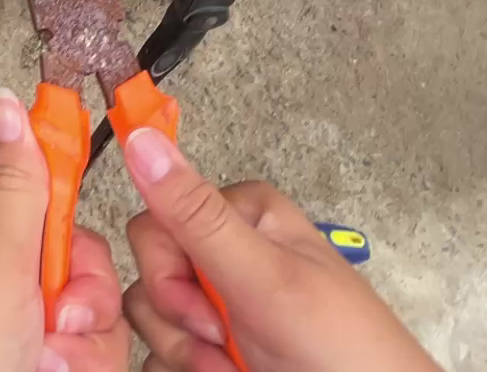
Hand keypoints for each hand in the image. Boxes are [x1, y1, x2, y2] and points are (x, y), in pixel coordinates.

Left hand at [0, 88, 131, 371]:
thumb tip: (7, 101)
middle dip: (83, 317)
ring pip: (104, 336)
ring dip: (79, 359)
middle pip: (98, 287)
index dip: (84, 264)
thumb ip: (16, 183)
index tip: (65, 293)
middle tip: (46, 328)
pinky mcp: (53, 365)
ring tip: (36, 363)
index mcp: (6, 244)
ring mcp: (37, 333)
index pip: (77, 231)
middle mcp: (24, 287)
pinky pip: (97, 366)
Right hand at [119, 128, 439, 371]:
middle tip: (225, 348)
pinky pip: (156, 350)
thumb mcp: (267, 282)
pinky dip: (180, 369)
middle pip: (150, 269)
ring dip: (183, 354)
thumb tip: (140, 137)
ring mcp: (216, 303)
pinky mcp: (209, 347)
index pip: (155, 216)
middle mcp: (222, 252)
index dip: (166, 268)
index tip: (203, 309)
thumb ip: (197, 214)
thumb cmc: (347, 359)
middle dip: (178, 319)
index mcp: (237, 216)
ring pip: (148, 314)